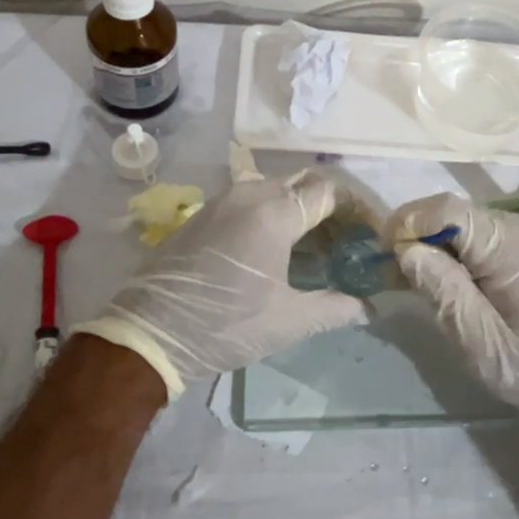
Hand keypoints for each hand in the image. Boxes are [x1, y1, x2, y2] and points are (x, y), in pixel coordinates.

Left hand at [72, 171, 366, 400]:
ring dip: (300, 208)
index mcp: (274, 213)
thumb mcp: (288, 322)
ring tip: (317, 244)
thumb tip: (369, 309)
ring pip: (275, 189)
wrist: (148, 335)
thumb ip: (335, 308)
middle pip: (303, 183)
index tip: (370, 231)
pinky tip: (279, 246)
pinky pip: (249, 200)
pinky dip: (273, 213)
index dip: (356, 208)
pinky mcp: (202, 214)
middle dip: (330, 205)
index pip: (329, 191)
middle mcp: (249, 195)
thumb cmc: (225, 326)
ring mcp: (221, 201)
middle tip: (347, 237)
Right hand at [388, 193, 518, 482]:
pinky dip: (451, 249)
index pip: (448, 210)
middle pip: (453, 212)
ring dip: (432, 243)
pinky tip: (440, 277)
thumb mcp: (478, 341)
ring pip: (460, 221)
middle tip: (393, 272)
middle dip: (417, 234)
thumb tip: (407, 249)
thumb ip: (443, 290)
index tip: (385, 253)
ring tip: (412, 279)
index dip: (409, 222)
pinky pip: (476, 234)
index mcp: (513, 247)